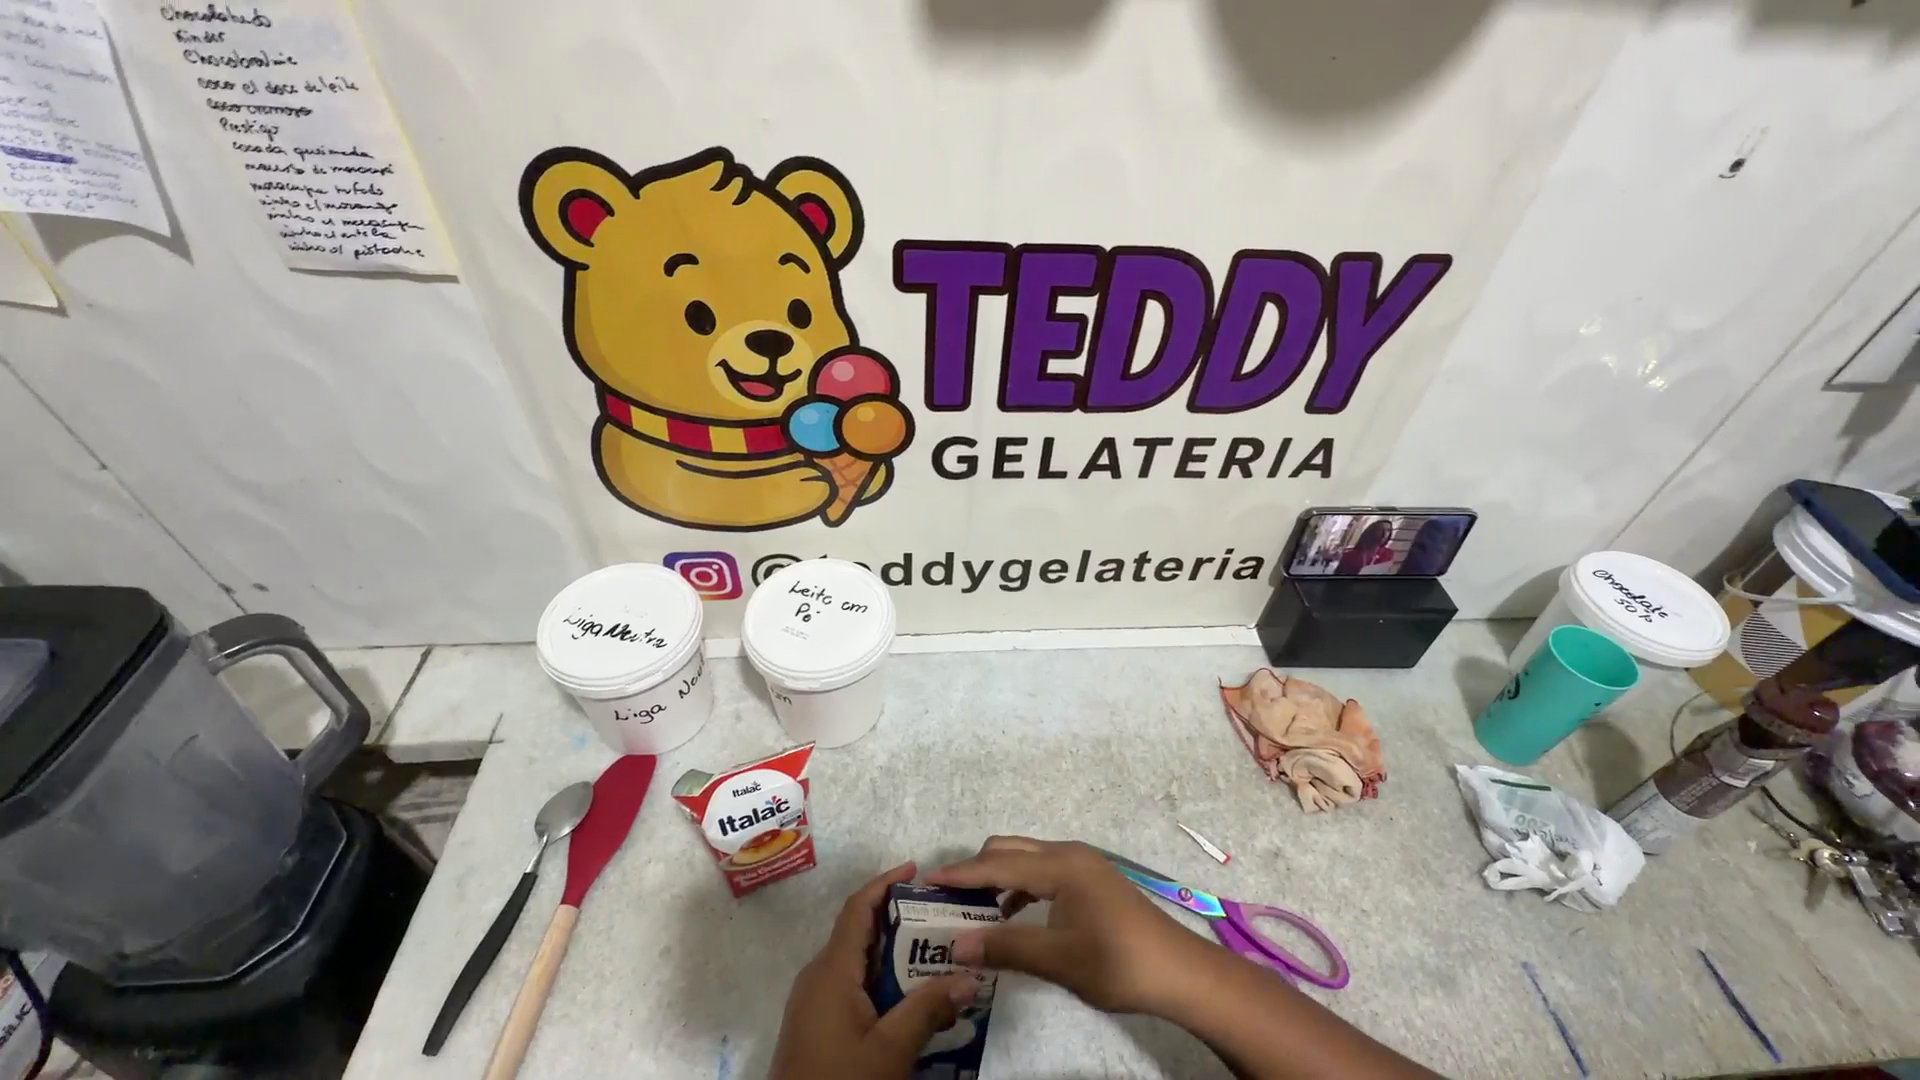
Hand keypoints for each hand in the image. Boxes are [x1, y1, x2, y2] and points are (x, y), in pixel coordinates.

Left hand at [770, 861, 976, 1079]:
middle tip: (939, 917)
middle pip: (859, 932)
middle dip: (898, 920)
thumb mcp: (890, 1050)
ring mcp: (814, 1001)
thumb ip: (928, 1010)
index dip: (883, 883)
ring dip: (892, 955)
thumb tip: (971, 976)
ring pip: (857, 962)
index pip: (857, 909)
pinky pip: (851, 985)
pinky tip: (909, 999)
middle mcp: (818, 976)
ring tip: (934, 956)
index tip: (915, 869)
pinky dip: (880, 980)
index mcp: (831, 970)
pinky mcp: (815, 1024)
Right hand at [928, 836, 1214, 1017]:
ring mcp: (1082, 864)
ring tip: (973, 907)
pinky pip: (1042, 870)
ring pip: (1026, 858)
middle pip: (1009, 850)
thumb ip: (1005, 947)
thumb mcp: (1058, 959)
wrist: (1178, 972)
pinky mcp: (1090, 879)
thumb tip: (956, 944)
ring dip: (998, 876)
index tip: (926, 880)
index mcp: (1060, 865)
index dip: (960, 873)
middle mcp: (1068, 853)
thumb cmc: (1118, 963)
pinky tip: (1011, 914)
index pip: (997, 863)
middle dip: (976, 868)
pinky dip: (1019, 885)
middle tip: (947, 897)